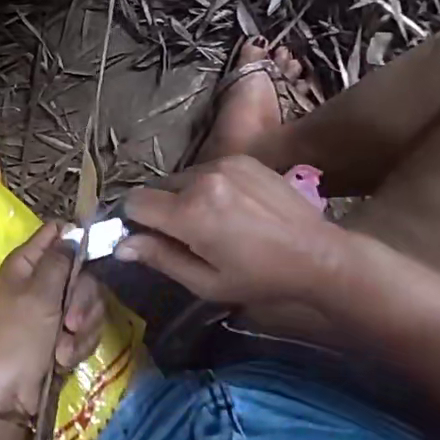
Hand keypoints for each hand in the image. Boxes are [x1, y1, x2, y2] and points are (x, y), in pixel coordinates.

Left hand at [0, 222, 106, 419]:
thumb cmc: (18, 337)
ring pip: (88, 302)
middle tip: (70, 322)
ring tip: (62, 349)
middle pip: (80, 271)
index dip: (77, 237)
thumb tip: (73, 232)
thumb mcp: (39, 293)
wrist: (9, 396)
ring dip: (81, 328)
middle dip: (82, 299)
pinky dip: (79, 345)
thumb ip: (60, 259)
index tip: (95, 252)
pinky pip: (86, 327)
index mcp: (26, 263)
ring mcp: (53, 308)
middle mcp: (41, 280)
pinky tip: (64, 359)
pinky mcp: (64, 334)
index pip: (56, 232)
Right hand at [117, 155, 359, 306]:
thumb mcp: (206, 282)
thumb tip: (120, 244)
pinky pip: (206, 168)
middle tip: (188, 235)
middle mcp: (201, 178)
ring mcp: (223, 163)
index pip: (134, 201)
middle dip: (162, 209)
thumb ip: (160, 258)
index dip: (136, 220)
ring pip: (181, 177)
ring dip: (184, 196)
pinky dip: (208, 185)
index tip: (150, 237)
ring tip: (214, 220)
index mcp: (190, 212)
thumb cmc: (260, 277)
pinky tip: (232, 206)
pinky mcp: (242, 157)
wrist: (319, 254)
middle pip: (156, 188)